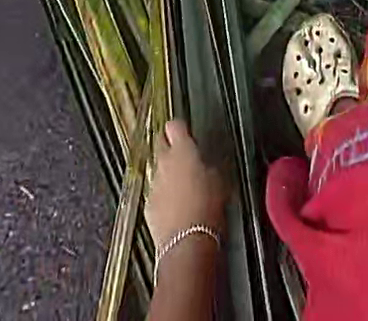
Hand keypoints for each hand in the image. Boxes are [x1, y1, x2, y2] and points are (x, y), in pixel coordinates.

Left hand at [146, 120, 228, 246]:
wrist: (187, 243)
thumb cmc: (207, 208)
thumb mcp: (219, 180)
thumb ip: (208, 165)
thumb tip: (205, 165)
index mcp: (183, 151)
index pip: (174, 125)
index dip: (180, 127)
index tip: (185, 131)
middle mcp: (164, 163)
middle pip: (160, 142)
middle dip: (169, 145)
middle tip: (182, 154)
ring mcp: (154, 184)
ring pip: (158, 168)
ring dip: (167, 171)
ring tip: (182, 183)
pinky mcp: (148, 205)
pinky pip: (155, 191)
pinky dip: (163, 193)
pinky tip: (175, 203)